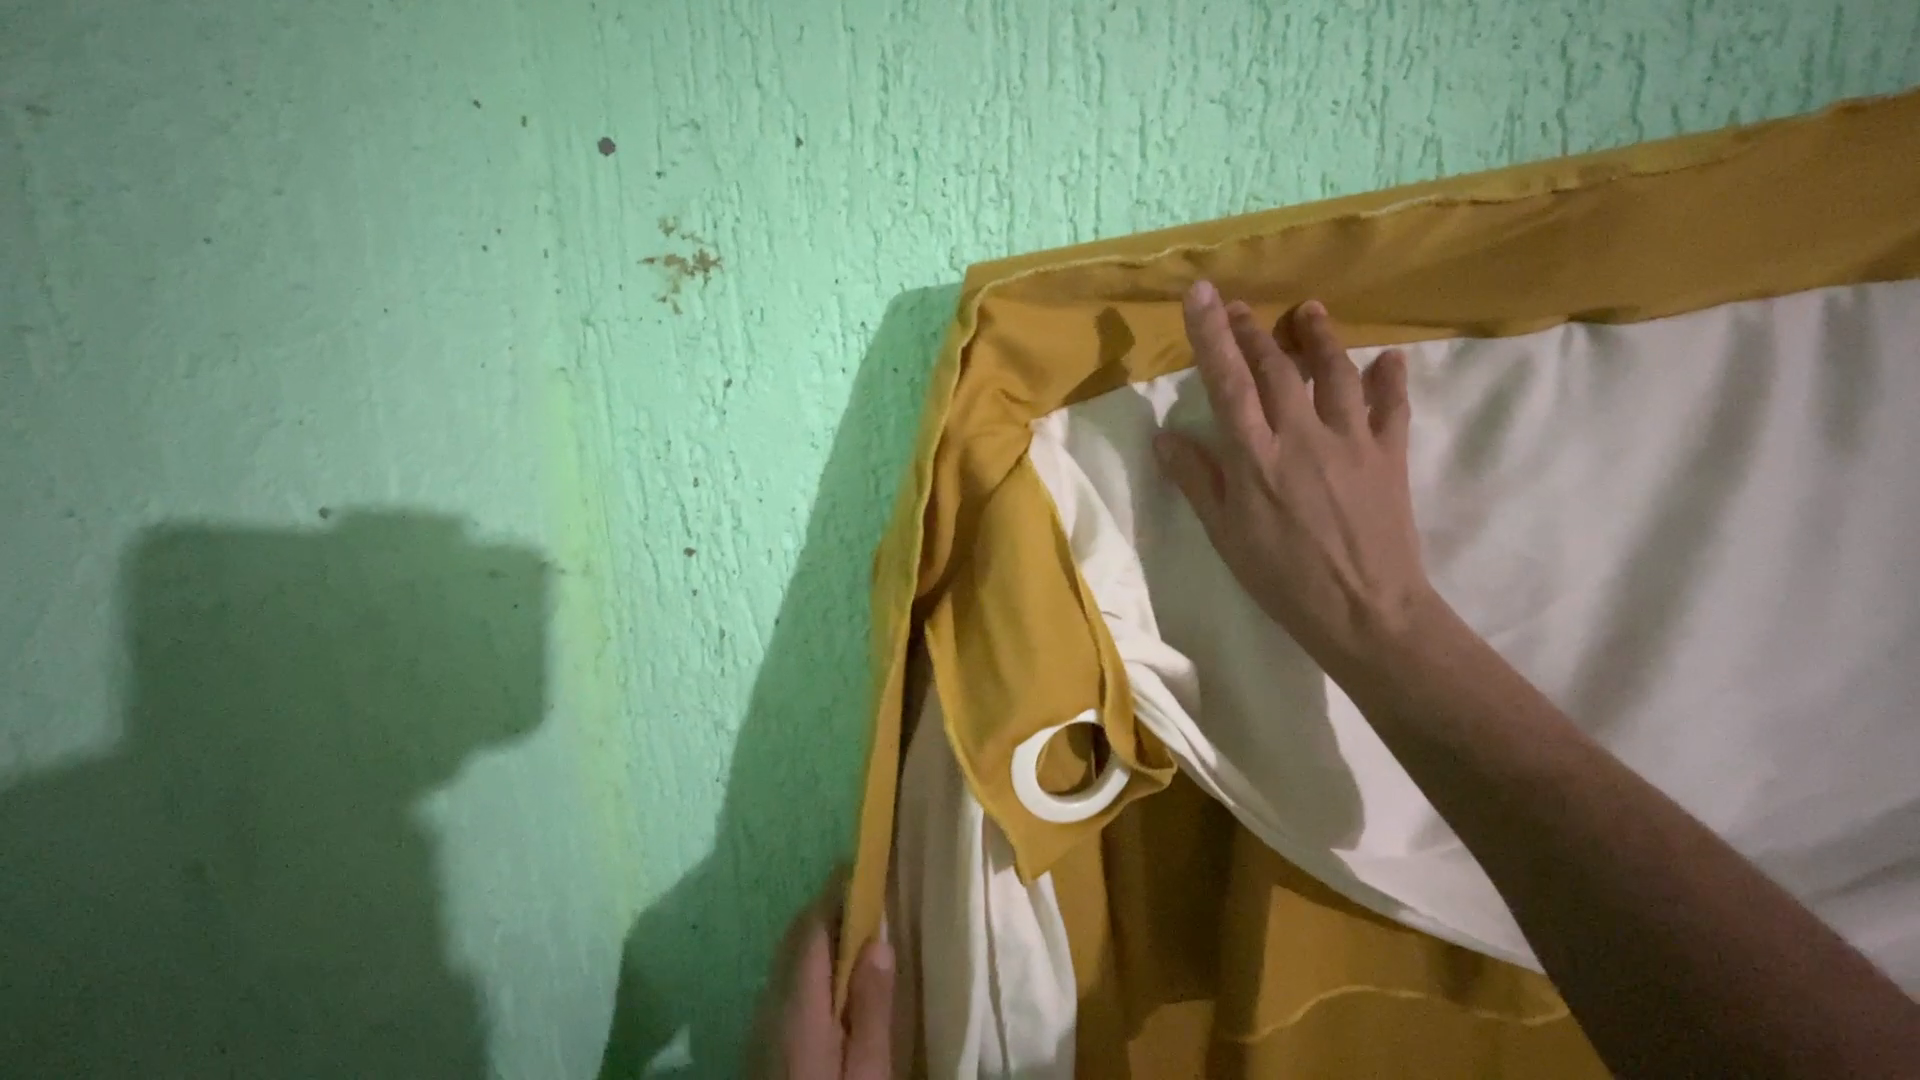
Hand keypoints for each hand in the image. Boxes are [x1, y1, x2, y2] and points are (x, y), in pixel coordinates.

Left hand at [752, 874, 894, 1078]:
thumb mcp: (869, 1070)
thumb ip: (872, 1007)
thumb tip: (879, 942)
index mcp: (799, 1002)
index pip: (813, 927)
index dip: (837, 892)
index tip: (863, 866)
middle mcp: (771, 1001)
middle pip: (796, 937)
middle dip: (828, 908)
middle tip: (865, 893)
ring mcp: (761, 1021)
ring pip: (788, 957)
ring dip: (818, 935)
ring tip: (856, 930)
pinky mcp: (762, 1040)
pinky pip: (785, 979)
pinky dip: (810, 961)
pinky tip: (834, 977)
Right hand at [1154, 281, 1434, 672]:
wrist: (1364, 611)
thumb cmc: (1283, 578)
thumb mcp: (1226, 536)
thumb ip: (1198, 481)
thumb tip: (1165, 435)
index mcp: (1256, 456)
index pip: (1228, 382)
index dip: (1212, 335)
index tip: (1202, 294)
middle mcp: (1302, 435)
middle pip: (1276, 368)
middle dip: (1254, 331)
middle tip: (1240, 307)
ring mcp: (1351, 440)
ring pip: (1334, 372)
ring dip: (1319, 337)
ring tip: (1309, 312)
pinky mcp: (1389, 454)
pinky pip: (1391, 406)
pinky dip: (1389, 378)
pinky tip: (1388, 358)